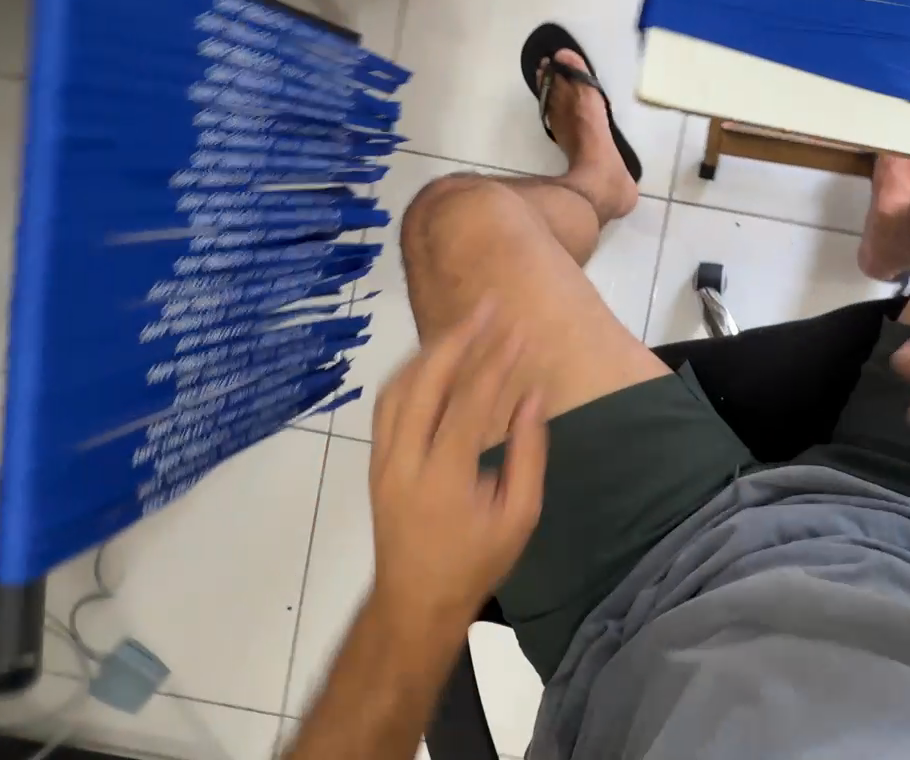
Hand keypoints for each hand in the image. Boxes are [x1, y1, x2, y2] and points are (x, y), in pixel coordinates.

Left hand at [368, 302, 546, 634]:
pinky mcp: (376, 460)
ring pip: (399, 387)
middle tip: (488, 306)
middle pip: (426, 382)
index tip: (521, 331)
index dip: (497, 361)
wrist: (414, 603)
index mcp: (444, 477)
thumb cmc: (476, 561)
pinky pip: (389, 402)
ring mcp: (382, 458)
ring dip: (433, 350)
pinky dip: (413, 371)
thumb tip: (534, 395)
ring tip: (466, 325)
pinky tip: (435, 359)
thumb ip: (528, 453)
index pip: (471, 401)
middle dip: (459, 338)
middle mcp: (404, 460)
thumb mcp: (519, 515)